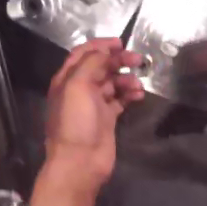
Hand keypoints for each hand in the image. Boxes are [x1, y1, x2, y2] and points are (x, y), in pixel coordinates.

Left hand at [42, 38, 144, 193]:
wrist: (80, 162)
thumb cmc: (76, 122)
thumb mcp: (78, 86)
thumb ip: (91, 64)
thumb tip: (105, 51)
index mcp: (67, 79)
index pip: (83, 53)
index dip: (101, 45)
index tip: (120, 43)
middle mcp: (79, 89)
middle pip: (100, 66)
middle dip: (118, 61)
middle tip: (137, 60)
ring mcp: (93, 104)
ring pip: (112, 83)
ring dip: (126, 79)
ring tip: (138, 84)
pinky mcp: (106, 118)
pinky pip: (120, 100)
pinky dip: (129, 94)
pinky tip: (139, 95)